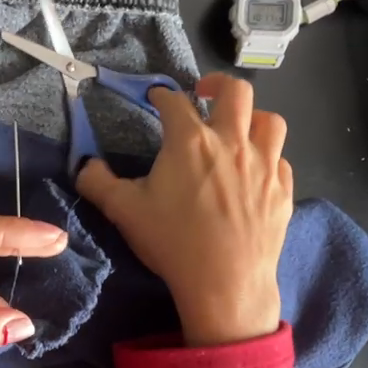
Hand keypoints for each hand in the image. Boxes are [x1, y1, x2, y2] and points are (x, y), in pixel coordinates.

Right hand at [77, 74, 292, 346]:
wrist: (225, 283)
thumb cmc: (172, 241)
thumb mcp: (122, 210)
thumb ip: (97, 182)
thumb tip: (85, 165)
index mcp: (190, 142)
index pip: (175, 102)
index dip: (162, 95)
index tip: (156, 98)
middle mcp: (232, 143)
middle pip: (237, 92)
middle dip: (216, 85)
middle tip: (203, 94)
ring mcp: (265, 165)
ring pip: (269, 120)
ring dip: (251, 116)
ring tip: (237, 127)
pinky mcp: (283, 189)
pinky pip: (281, 158)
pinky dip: (267, 155)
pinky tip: (254, 169)